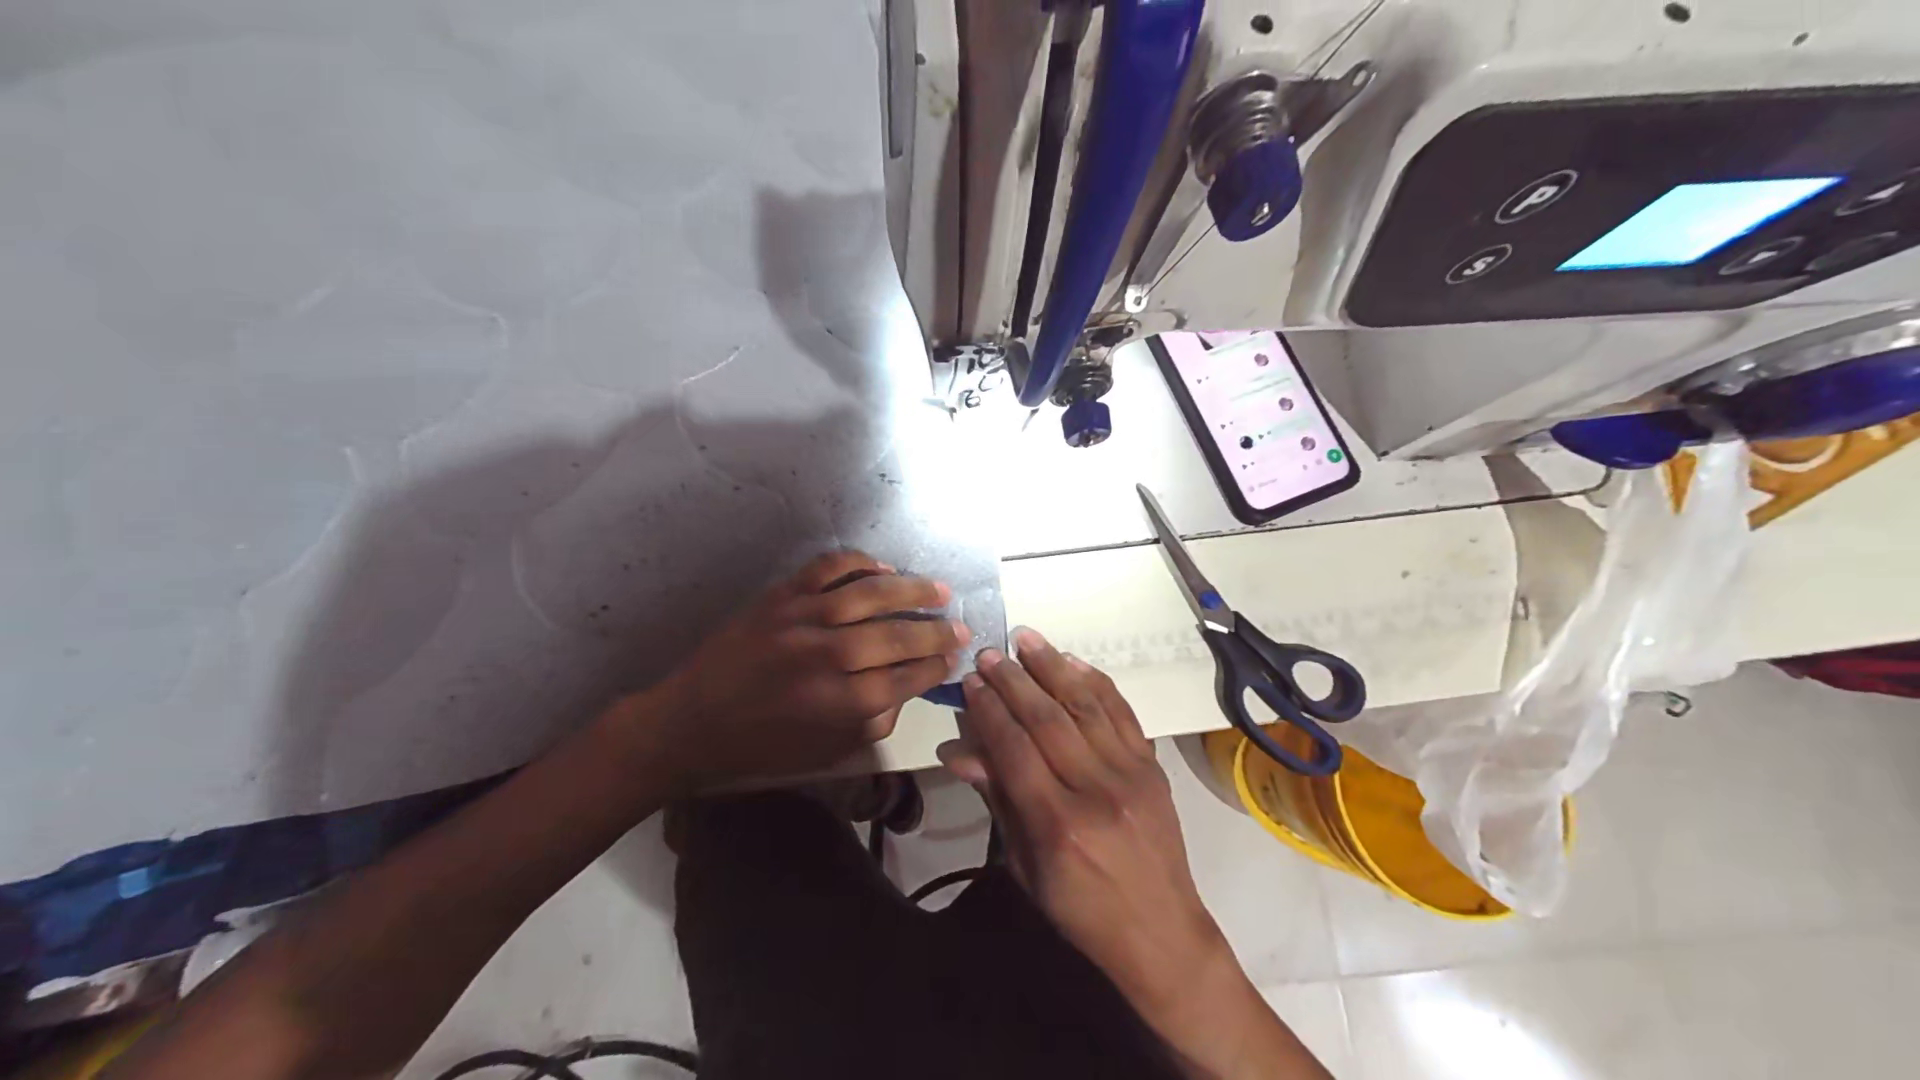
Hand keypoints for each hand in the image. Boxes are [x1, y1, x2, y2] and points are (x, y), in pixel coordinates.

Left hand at [623, 551, 969, 790]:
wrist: (691, 720)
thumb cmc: (762, 744)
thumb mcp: (825, 750)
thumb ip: (874, 720)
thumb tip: (909, 685)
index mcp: (836, 702)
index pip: (905, 677)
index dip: (936, 665)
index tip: (956, 655)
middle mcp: (825, 656)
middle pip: (896, 636)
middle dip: (936, 631)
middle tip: (960, 626)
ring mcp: (801, 618)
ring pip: (870, 594)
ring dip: (911, 589)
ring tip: (939, 589)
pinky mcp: (780, 596)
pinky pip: (828, 568)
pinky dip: (861, 563)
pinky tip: (883, 569)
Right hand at [942, 628, 1229, 1022]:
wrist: (1161, 931)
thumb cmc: (1081, 910)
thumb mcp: (1026, 866)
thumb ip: (998, 800)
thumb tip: (960, 752)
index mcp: (1057, 824)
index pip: (1014, 749)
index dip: (989, 710)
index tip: (971, 681)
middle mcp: (1096, 790)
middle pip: (1047, 719)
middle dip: (1014, 680)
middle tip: (990, 652)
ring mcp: (1131, 774)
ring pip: (1086, 705)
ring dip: (1053, 667)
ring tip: (1027, 638)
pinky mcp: (1153, 766)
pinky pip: (1123, 712)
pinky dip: (1097, 682)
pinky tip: (1073, 662)